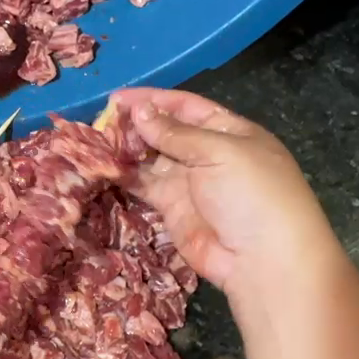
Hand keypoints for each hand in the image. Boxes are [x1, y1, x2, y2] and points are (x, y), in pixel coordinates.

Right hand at [110, 88, 342, 303]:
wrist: (262, 260)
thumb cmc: (252, 194)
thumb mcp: (218, 152)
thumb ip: (174, 133)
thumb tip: (139, 110)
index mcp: (228, 132)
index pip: (185, 107)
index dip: (152, 100)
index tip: (117, 98)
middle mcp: (207, 153)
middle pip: (164, 131)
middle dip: (134, 124)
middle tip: (101, 121)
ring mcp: (188, 182)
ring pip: (150, 157)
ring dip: (126, 148)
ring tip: (95, 141)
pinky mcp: (171, 207)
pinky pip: (143, 185)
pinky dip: (124, 175)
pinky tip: (102, 166)